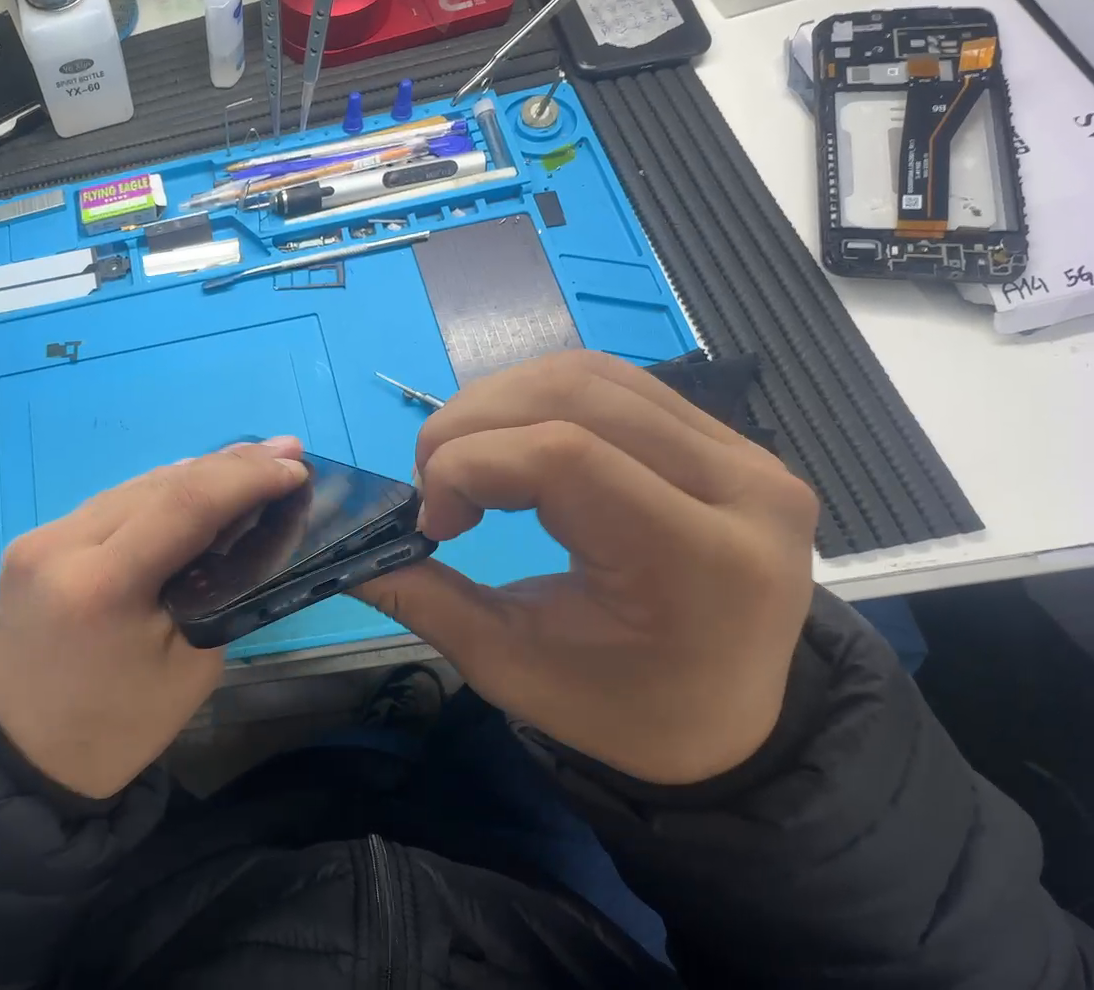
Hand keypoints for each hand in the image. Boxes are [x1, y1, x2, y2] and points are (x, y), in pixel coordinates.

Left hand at [0, 438, 309, 797]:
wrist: (17, 753)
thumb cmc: (116, 728)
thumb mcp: (190, 666)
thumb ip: (216, 588)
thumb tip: (238, 526)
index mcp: (102, 586)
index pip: (184, 504)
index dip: (246, 478)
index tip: (295, 467)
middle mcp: (60, 545)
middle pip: (156, 485)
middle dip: (226, 466)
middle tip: (283, 453)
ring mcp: (38, 539)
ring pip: (130, 488)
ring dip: (191, 476)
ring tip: (247, 463)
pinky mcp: (30, 543)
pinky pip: (104, 507)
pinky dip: (152, 497)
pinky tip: (189, 489)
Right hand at [358, 351, 819, 785]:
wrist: (728, 720)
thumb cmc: (619, 710)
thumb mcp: (509, 668)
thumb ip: (426, 600)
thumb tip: (348, 553)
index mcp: (696, 562)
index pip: (561, 457)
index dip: (466, 468)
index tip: (432, 525)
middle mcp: (740, 488)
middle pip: (570, 394)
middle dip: (466, 424)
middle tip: (432, 484)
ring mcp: (745, 453)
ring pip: (588, 373)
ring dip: (496, 402)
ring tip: (464, 462)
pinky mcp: (728, 440)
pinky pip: (613, 383)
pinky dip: (535, 399)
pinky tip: (509, 445)